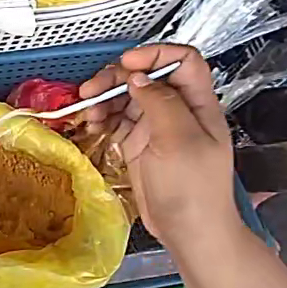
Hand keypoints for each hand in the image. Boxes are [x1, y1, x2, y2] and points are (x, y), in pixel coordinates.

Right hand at [78, 44, 239, 251]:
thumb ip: (160, 103)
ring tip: (89, 110)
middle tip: (92, 90)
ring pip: (128, 98)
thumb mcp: (180, 140)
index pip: (182, 61)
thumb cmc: (194, 190)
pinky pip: (118, 121)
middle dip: (118, 79)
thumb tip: (139, 78)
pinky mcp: (139, 145)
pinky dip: (103, 118)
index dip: (155, 55)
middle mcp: (177, 111)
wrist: (189, 231)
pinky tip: (93, 123)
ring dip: (105, 98)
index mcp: (197, 105)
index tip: (128, 65)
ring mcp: (156, 128)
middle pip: (146, 78)